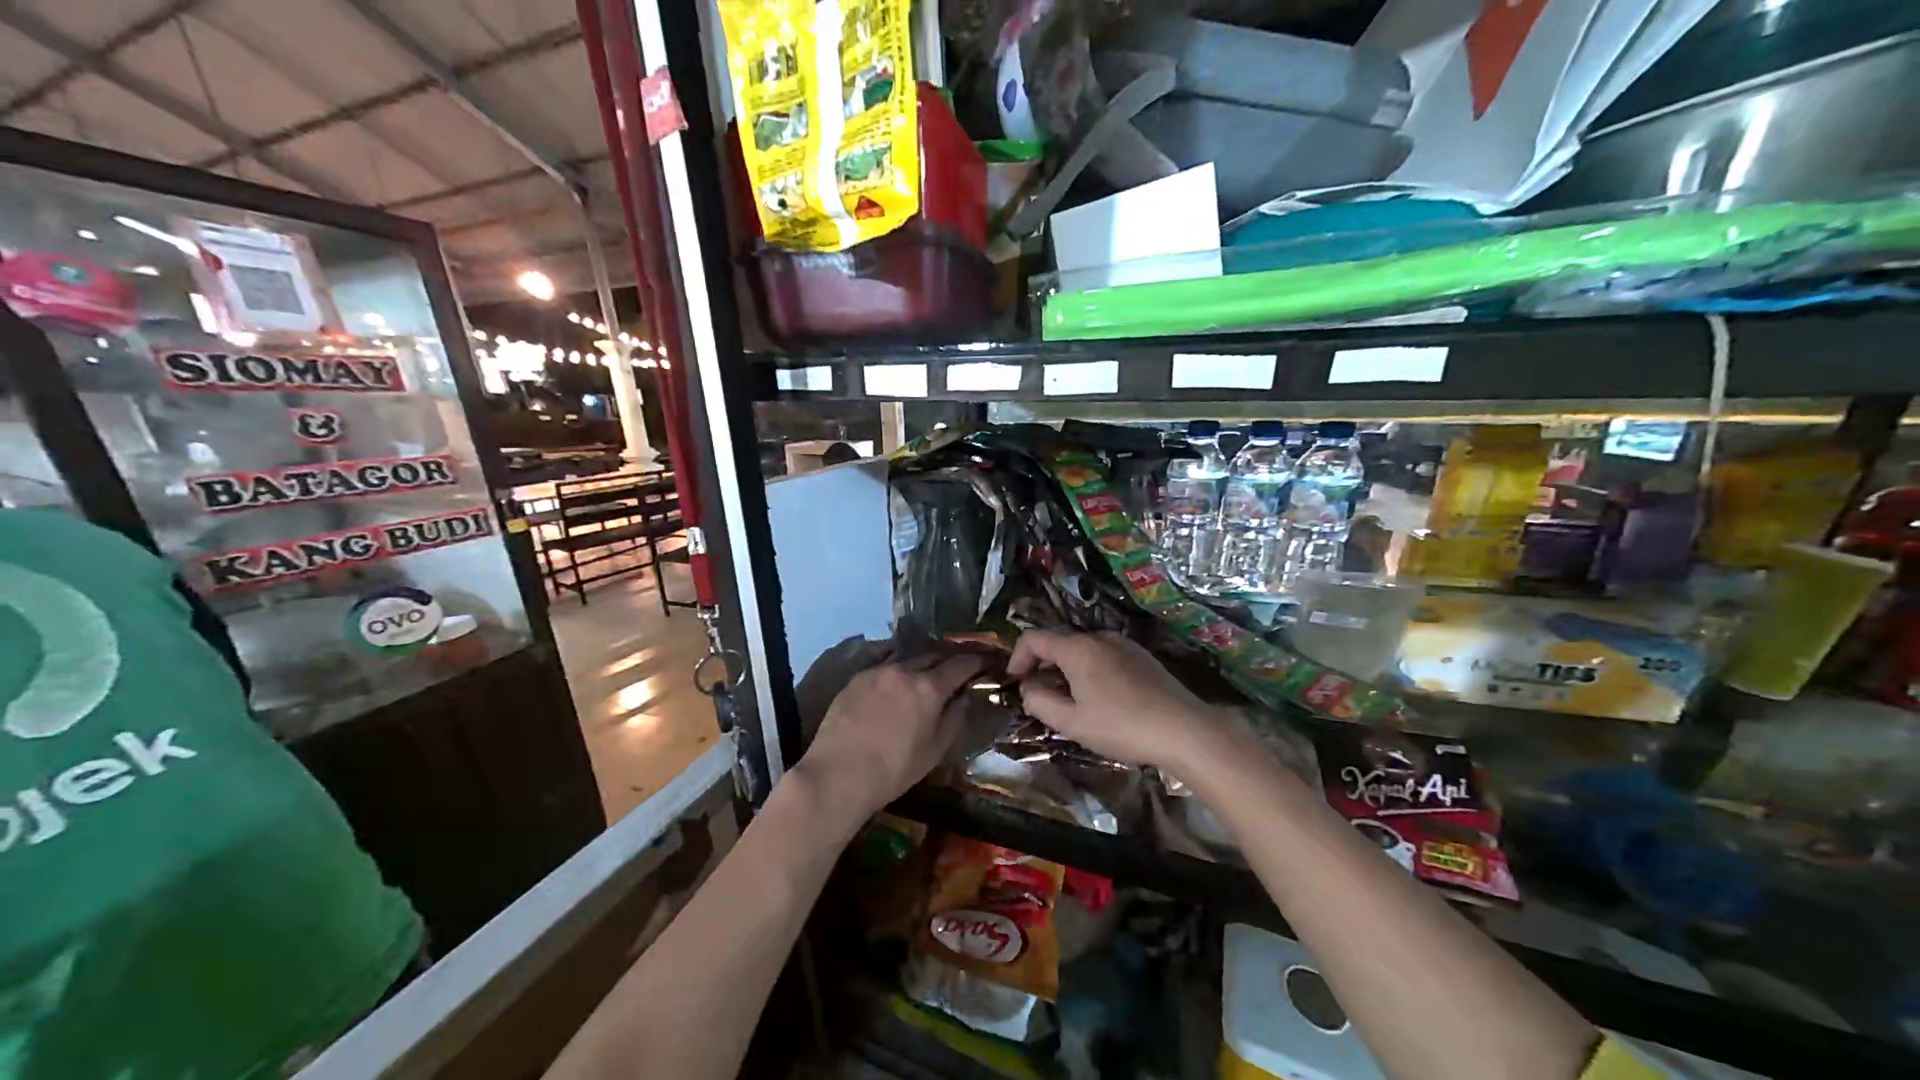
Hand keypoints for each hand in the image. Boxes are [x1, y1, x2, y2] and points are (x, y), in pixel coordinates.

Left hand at [793, 653, 984, 826]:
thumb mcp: (935, 750)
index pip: (960, 665)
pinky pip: (883, 663)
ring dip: (921, 661)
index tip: (984, 662)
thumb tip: (964, 697)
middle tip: (956, 668)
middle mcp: (904, 670)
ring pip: (906, 656)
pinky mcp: (856, 678)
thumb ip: (954, 718)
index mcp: (929, 687)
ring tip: (925, 671)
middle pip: (933, 655)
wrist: (839, 774)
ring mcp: (877, 671)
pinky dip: (896, 666)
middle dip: (948, 659)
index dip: (976, 662)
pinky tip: (896, 677)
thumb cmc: (894, 769)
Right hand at [1007, 630, 1219, 770]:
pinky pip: (1105, 657)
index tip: (1014, 681)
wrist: (1184, 730)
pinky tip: (1100, 699)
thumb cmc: (1122, 726)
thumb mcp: (1072, 722)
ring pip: (1083, 650)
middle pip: (1059, 643)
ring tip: (1068, 701)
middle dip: (1042, 666)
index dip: (1017, 657)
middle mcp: (1099, 637)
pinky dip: (1090, 671)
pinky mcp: (1143, 658)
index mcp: (1077, 648)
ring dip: (1067, 670)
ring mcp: (1124, 645)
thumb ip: (1040, 702)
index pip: (1034, 638)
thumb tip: (1028, 689)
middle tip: (1038, 696)